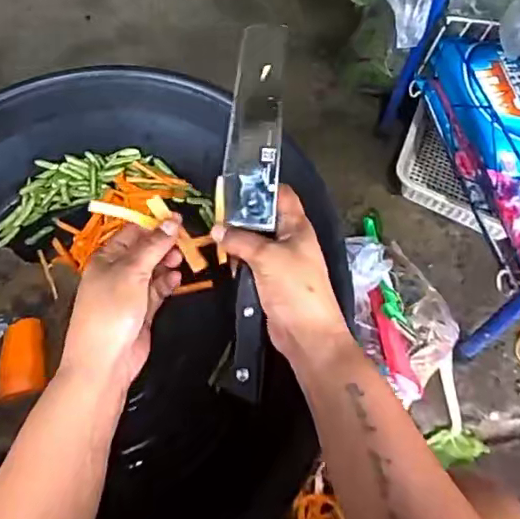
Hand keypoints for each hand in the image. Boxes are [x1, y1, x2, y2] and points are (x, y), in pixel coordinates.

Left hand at [59, 220, 182, 391]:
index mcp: (107, 258)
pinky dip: (167, 283)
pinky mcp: (142, 310)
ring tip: (181, 261)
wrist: (104, 363)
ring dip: (168, 263)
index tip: (179, 219)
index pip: (133, 232)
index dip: (155, 224)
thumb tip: (172, 221)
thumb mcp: (132, 271)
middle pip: (146, 250)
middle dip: (164, 245)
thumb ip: (154, 245)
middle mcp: (117, 272)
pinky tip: (176, 281)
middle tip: (184, 242)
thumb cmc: (111, 311)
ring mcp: (129, 292)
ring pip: (154, 269)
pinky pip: (157, 290)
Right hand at [216, 187, 352, 366]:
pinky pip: (252, 261)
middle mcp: (290, 238)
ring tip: (213, 232)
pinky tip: (222, 257)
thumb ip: (241, 240)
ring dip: (237, 238)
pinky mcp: (271, 279)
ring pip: (255, 240)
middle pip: (264, 217)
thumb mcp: (266, 257)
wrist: (307, 334)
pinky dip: (239, 259)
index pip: (281, 195)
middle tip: (215, 209)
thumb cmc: (294, 287)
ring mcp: (281, 259)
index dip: (261, 186)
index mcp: (297, 226)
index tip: (235, 184)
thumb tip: (217, 228)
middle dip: (242, 214)